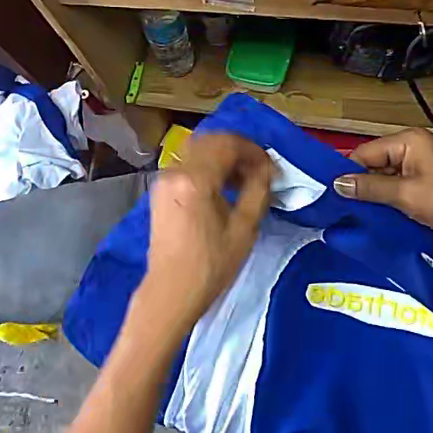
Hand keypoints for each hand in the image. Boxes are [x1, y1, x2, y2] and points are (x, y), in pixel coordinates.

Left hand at [133, 131, 273, 333]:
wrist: (171, 291)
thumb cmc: (211, 264)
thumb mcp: (244, 228)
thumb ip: (258, 190)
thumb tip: (265, 170)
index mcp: (196, 179)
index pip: (229, 145)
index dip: (255, 152)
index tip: (272, 169)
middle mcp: (176, 171)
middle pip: (212, 141)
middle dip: (240, 150)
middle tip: (261, 169)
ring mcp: (164, 180)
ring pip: (199, 150)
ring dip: (225, 157)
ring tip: (245, 179)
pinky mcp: (161, 190)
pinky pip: (189, 164)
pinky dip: (210, 166)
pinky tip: (224, 187)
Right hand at [333, 129, 432, 242]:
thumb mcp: (406, 196)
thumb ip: (370, 188)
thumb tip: (338, 183)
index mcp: (409, 140)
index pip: (365, 152)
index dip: (348, 174)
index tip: (333, 197)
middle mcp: (418, 145)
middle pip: (378, 163)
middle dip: (366, 185)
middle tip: (349, 211)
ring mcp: (430, 161)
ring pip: (393, 176)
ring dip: (383, 194)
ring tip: (370, 216)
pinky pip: (408, 184)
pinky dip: (399, 198)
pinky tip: (393, 214)